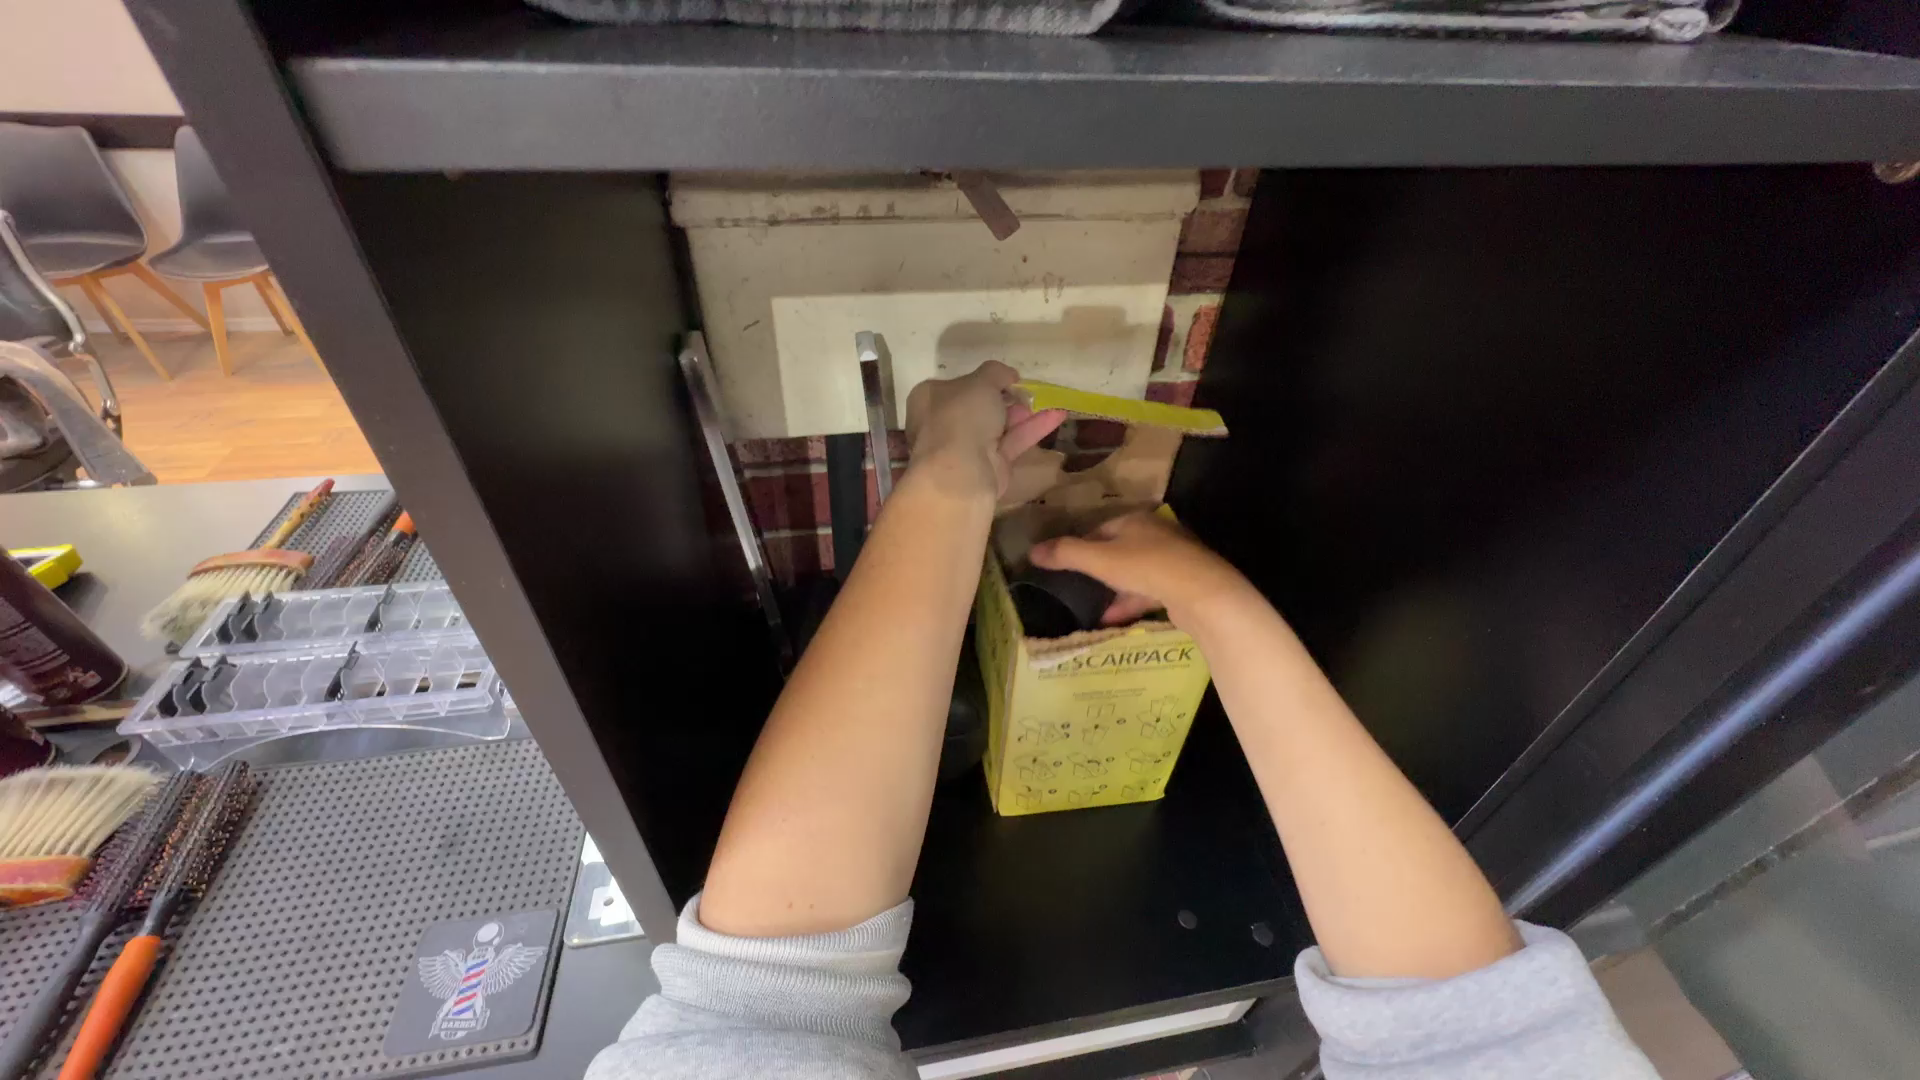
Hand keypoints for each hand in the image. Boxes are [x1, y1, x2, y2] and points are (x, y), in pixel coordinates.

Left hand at [906, 361, 1063, 497]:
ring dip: (1024, 413)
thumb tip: (1009, 375)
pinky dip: (1033, 428)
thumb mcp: (980, 381)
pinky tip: (1057, 415)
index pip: (958, 385)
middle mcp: (945, 422)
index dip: (983, 380)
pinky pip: (1012, 441)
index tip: (1007, 378)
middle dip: (1007, 398)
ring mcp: (967, 447)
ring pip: (999, 425)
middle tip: (1029, 391)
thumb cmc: (962, 417)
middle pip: (980, 406)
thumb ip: (996, 372)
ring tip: (1050, 400)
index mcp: (931, 398)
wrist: (960, 472)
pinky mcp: (989, 465)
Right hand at [1029, 511, 1252, 625]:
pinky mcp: (1182, 584)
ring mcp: (1172, 559)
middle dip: (1097, 569)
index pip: (1100, 529)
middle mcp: (1155, 534)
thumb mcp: (1099, 559)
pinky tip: (1112, 620)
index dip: (1080, 546)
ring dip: (1113, 590)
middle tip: (1076, 587)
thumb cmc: (1147, 566)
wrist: (1202, 593)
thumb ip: (1066, 554)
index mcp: (1135, 520)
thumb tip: (1032, 551)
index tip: (1064, 565)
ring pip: (1134, 573)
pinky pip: (1148, 591)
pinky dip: (1130, 603)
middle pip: (1118, 550)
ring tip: (1092, 607)